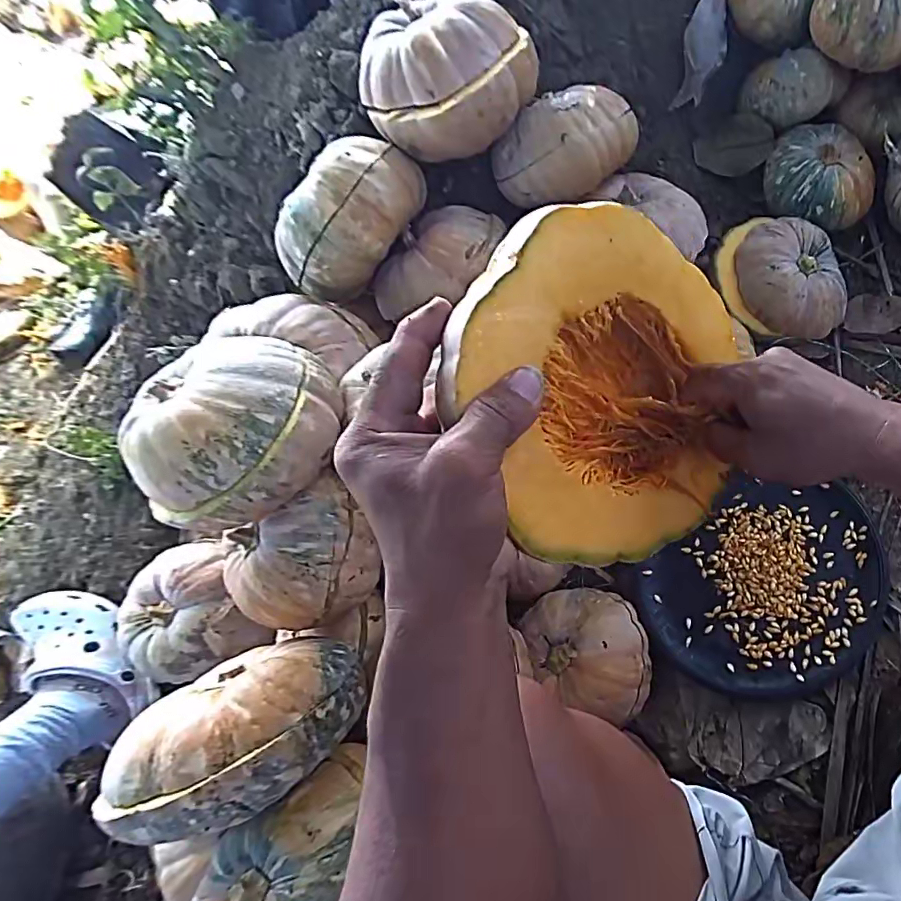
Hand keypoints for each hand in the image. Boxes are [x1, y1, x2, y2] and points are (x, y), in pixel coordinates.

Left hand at [334, 300, 543, 612]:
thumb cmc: (442, 534)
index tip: (449, 302)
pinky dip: (498, 424)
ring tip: (516, 365)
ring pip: (454, 415)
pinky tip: (525, 410)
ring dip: (483, 395)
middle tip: (493, 331)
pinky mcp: (453, 483)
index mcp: (370, 437)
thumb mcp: (463, 466)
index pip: (396, 369)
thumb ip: (493, 417)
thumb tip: (530, 374)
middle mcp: (391, 446)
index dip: (421, 332)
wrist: (454, 599)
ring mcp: (423, 466)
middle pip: (426, 389)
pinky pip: (475, 440)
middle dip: (459, 362)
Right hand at [683, 347, 897, 485]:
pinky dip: (767, 403)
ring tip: (769, 439)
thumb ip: (718, 442)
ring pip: (748, 383)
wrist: (871, 434)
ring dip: (746, 409)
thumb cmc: (810, 449)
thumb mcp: (755, 457)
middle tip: (737, 443)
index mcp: (744, 378)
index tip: (690, 429)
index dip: (685, 405)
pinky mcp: (806, 367)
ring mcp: (788, 360)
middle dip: (722, 411)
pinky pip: (771, 382)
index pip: (696, 381)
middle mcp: (763, 359)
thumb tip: (704, 429)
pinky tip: (788, 427)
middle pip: (723, 381)